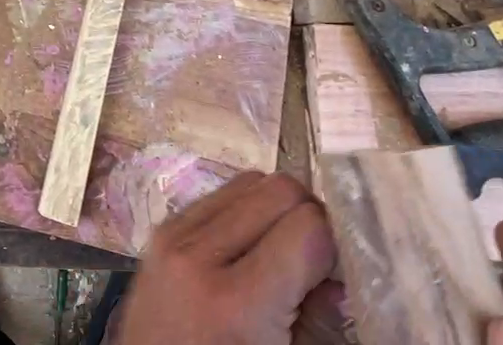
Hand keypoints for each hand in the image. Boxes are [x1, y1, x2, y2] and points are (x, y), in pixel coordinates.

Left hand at [109, 170, 341, 344]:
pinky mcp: (161, 230)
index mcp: (239, 303)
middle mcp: (201, 255)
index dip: (333, 246)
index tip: (336, 274)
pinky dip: (243, 211)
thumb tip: (341, 276)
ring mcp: (174, 236)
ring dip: (275, 209)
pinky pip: (217, 195)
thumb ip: (320, 320)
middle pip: (279, 190)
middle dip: (309, 218)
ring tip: (281, 254)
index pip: (308, 225)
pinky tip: (247, 250)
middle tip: (315, 261)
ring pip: (249, 182)